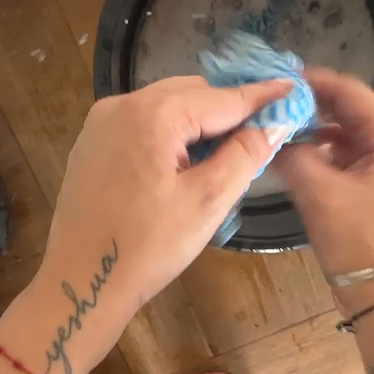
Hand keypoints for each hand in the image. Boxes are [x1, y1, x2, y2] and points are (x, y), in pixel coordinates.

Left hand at [38, 76, 290, 321]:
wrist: (80, 282)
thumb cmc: (146, 248)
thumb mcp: (206, 202)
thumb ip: (245, 155)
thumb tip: (275, 123)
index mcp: (153, 114)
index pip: (221, 97)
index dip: (261, 97)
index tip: (292, 90)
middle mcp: (120, 106)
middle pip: (190, 94)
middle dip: (225, 113)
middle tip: (255, 140)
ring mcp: (98, 125)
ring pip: (163, 109)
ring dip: (195, 126)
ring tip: (217, 161)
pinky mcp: (89, 147)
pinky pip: (139, 127)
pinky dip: (166, 137)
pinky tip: (178, 169)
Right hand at [274, 67, 373, 282]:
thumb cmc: (357, 242)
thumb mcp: (319, 195)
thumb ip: (293, 157)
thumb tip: (272, 137)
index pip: (350, 92)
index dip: (314, 82)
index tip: (279, 80)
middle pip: (350, 110)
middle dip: (313, 106)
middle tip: (274, 105)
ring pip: (347, 134)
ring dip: (316, 131)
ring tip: (281, 130)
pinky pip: (348, 156)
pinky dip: (324, 153)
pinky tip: (298, 157)